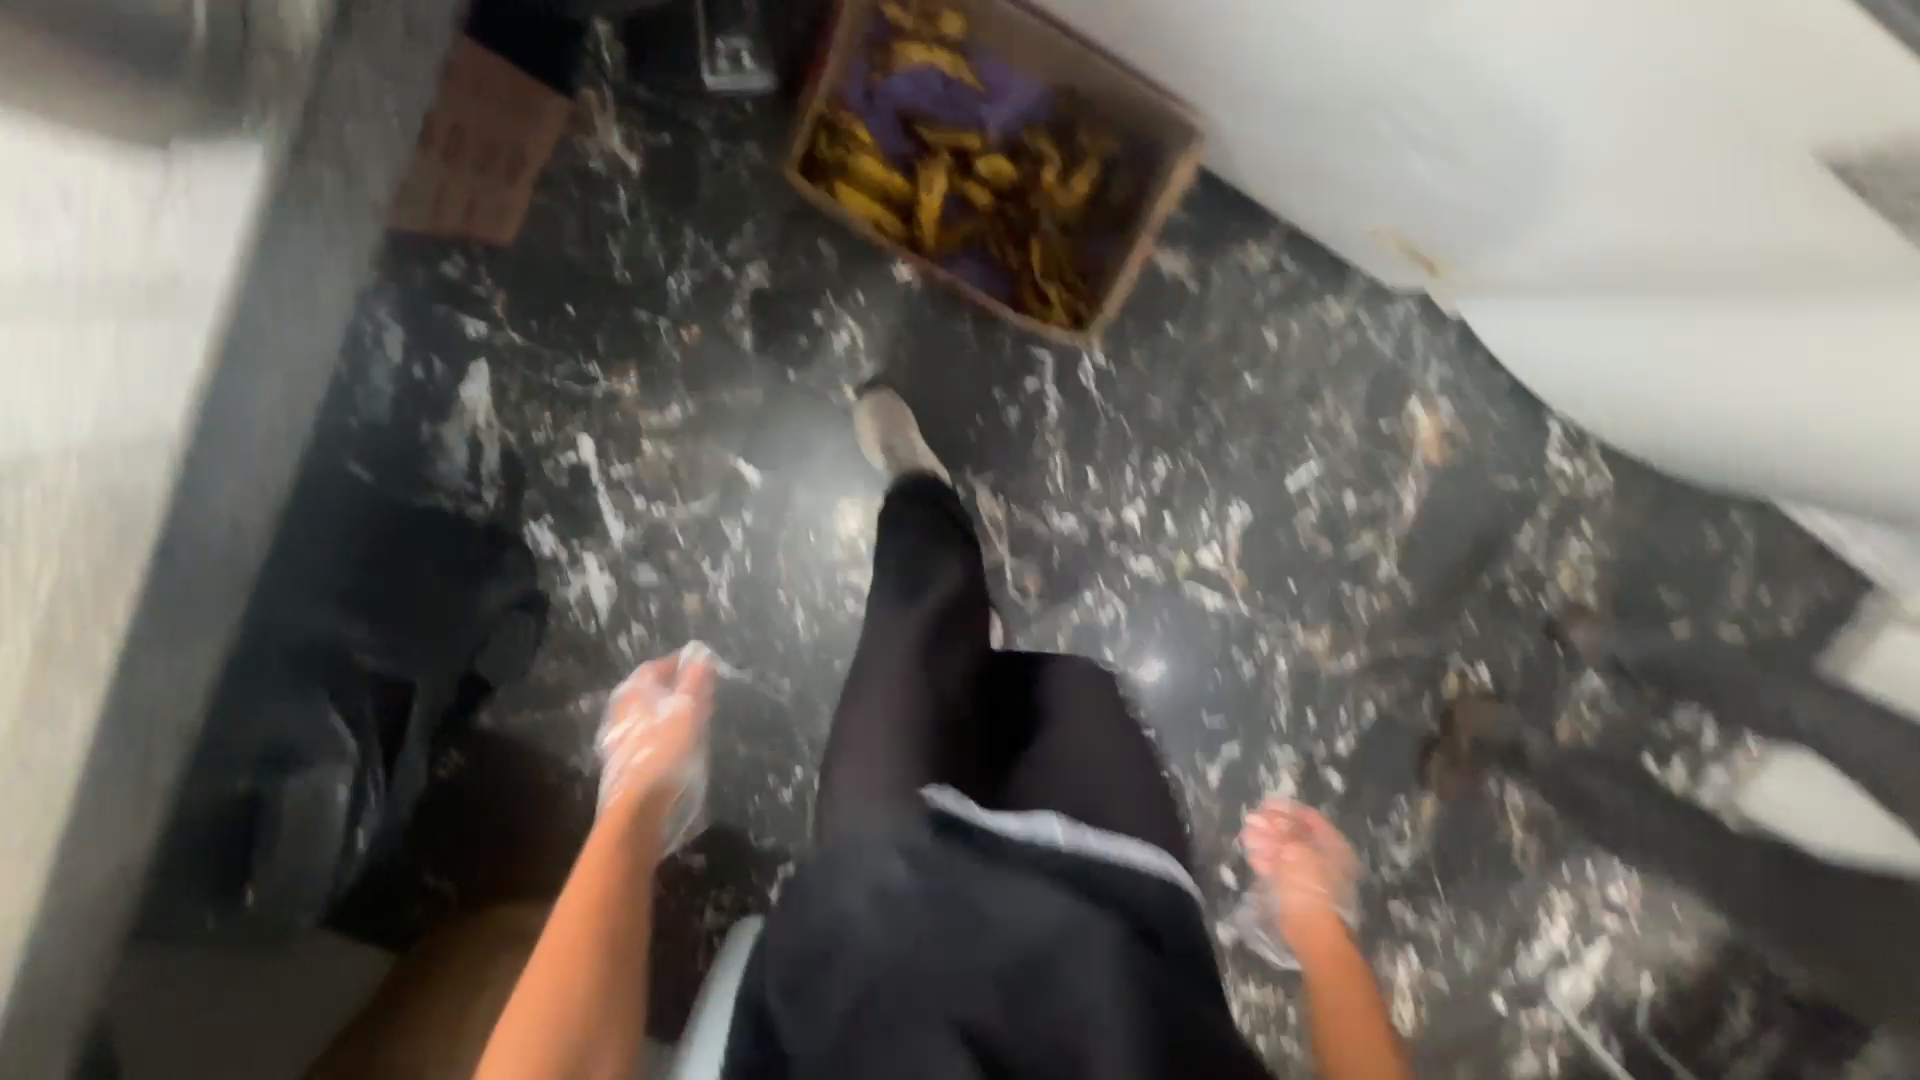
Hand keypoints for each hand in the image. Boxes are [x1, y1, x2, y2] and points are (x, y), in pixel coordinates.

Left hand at [597, 643, 715, 820]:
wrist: (641, 810)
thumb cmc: (664, 753)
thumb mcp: (686, 711)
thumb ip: (694, 682)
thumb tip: (700, 653)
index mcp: (632, 695)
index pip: (655, 668)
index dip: (680, 663)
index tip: (706, 666)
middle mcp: (622, 714)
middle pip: (653, 692)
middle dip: (681, 688)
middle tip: (709, 691)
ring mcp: (623, 741)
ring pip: (653, 716)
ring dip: (678, 711)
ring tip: (704, 716)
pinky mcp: (630, 764)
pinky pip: (654, 737)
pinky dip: (672, 732)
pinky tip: (689, 742)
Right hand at [1240, 798, 1358, 941]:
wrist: (1312, 931)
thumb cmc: (1309, 886)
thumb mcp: (1295, 851)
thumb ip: (1282, 830)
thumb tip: (1268, 815)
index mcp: (1331, 845)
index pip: (1308, 818)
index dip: (1286, 809)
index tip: (1264, 805)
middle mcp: (1323, 857)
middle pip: (1294, 835)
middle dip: (1271, 827)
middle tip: (1250, 821)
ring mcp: (1310, 874)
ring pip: (1285, 852)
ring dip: (1265, 843)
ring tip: (1246, 837)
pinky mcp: (1297, 890)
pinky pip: (1281, 870)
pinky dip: (1268, 862)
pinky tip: (1253, 857)